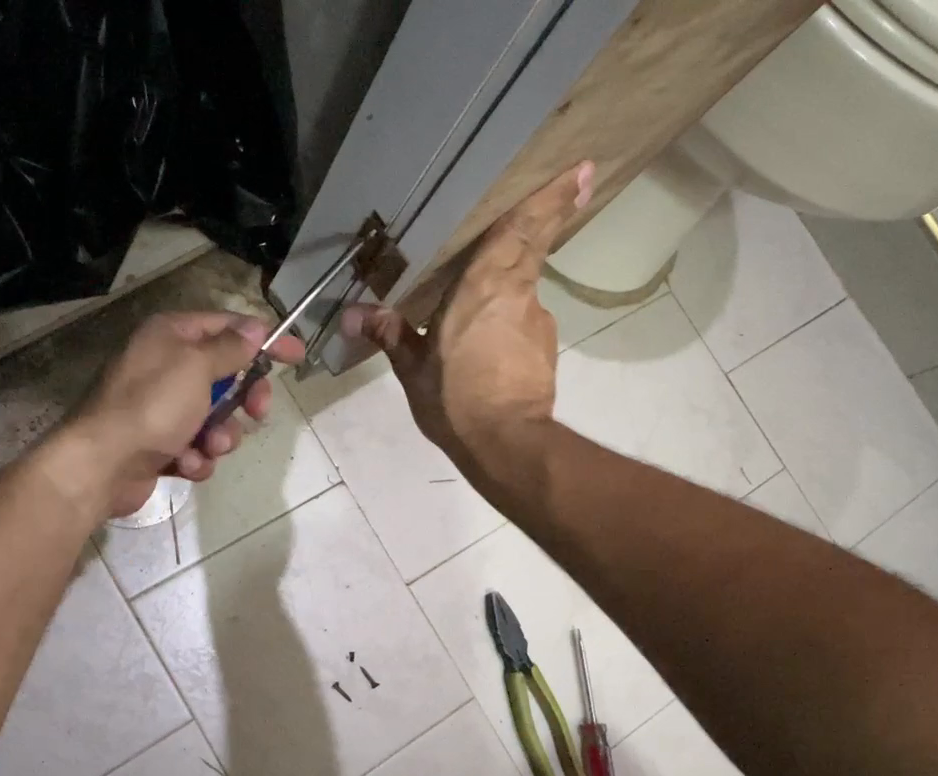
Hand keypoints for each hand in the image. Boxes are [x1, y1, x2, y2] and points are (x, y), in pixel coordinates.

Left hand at [69, 311, 305, 516]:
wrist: (102, 465)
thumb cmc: (152, 406)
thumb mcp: (197, 366)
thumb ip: (230, 347)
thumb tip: (255, 328)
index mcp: (171, 335)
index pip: (228, 327)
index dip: (265, 340)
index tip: (297, 356)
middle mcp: (165, 366)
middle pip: (226, 376)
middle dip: (244, 398)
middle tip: (257, 411)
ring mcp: (161, 409)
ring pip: (215, 419)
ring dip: (220, 436)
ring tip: (208, 447)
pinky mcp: (159, 446)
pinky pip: (196, 448)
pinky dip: (197, 458)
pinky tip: (186, 465)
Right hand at [339, 161, 593, 458]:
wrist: (506, 443)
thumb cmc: (455, 399)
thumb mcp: (413, 369)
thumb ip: (390, 335)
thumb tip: (356, 315)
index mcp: (483, 287)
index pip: (519, 230)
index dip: (550, 198)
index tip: (581, 170)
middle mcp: (517, 294)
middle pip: (533, 245)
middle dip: (554, 214)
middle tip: (577, 184)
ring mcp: (537, 322)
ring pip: (526, 288)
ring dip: (514, 284)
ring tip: (486, 303)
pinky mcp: (545, 349)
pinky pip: (525, 321)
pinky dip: (510, 321)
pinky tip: (491, 344)